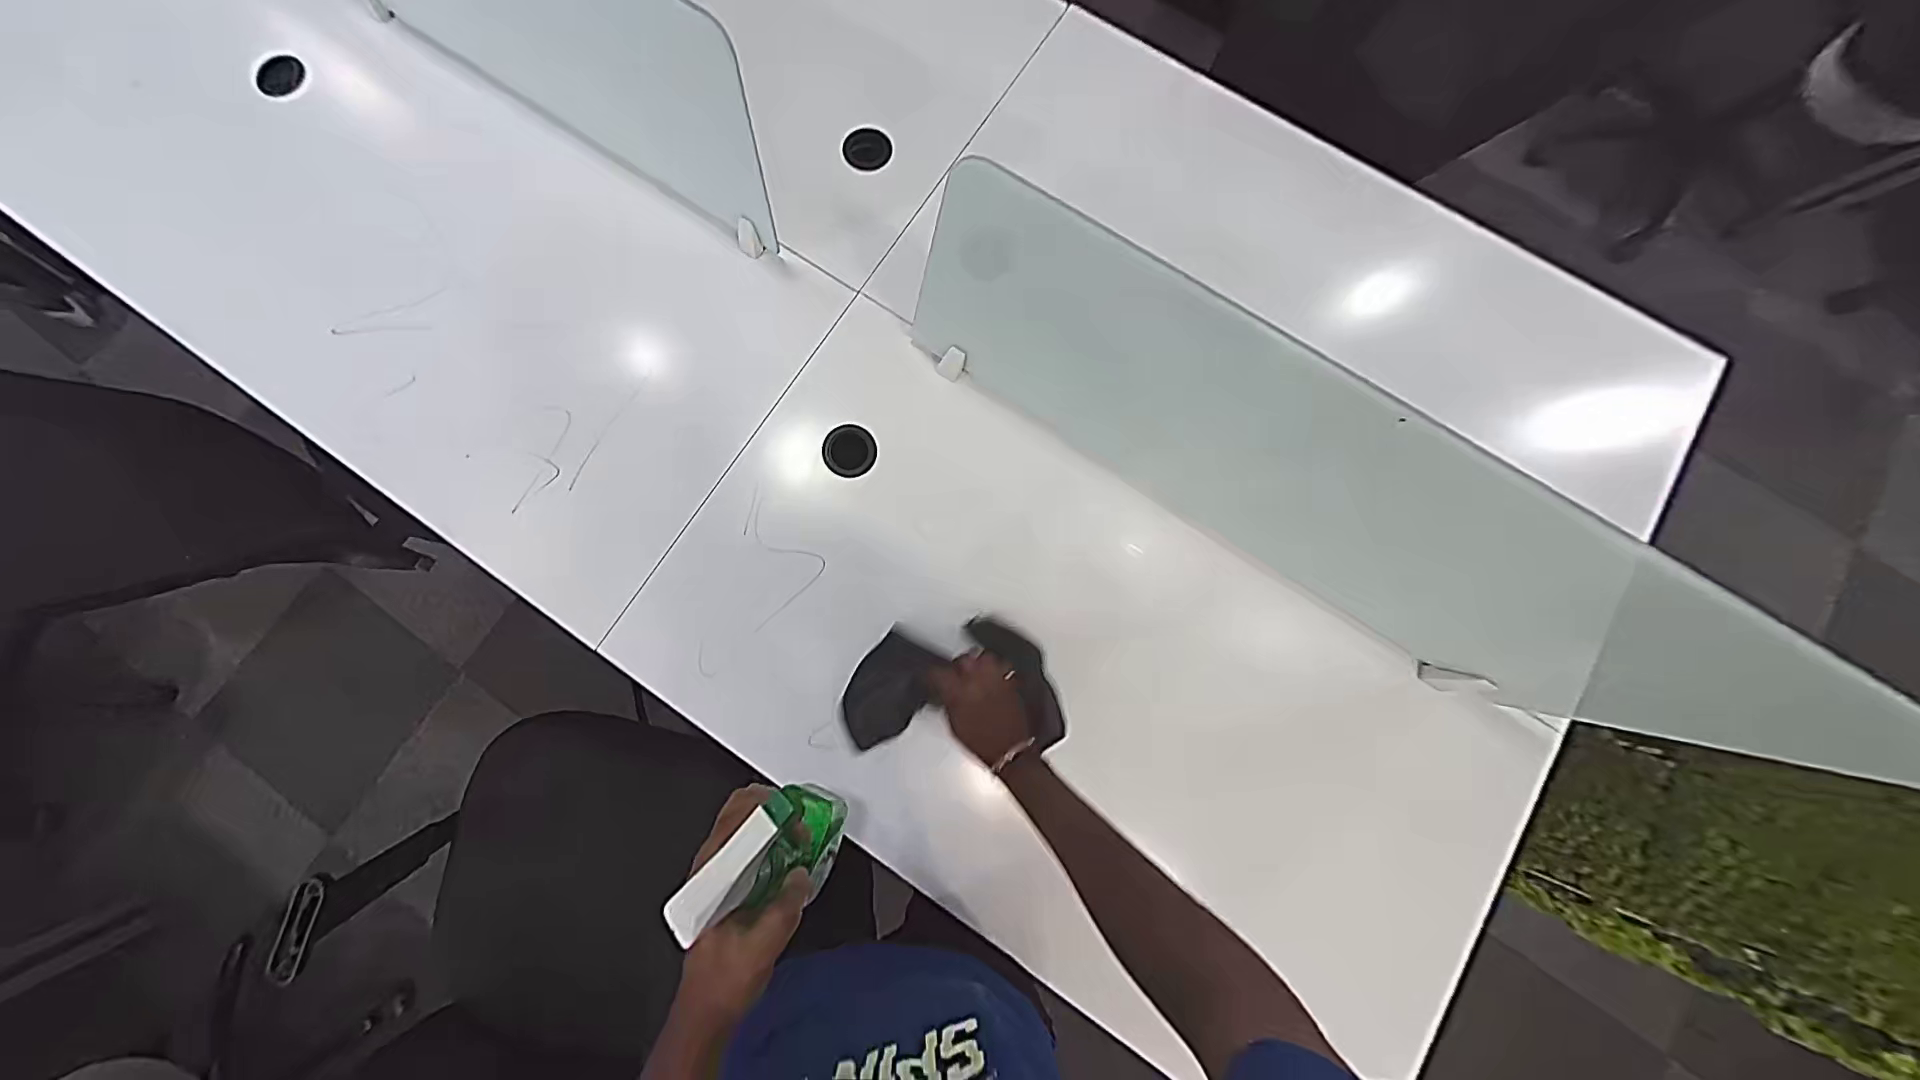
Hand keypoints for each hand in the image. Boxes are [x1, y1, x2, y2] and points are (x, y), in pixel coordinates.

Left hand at [674, 786, 810, 1028]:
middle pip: (734, 813)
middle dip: (768, 806)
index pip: (735, 821)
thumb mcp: (765, 944)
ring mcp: (712, 874)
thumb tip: (800, 875)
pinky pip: (742, 844)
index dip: (767, 811)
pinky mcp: (721, 884)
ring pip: (738, 826)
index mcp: (710, 877)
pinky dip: (765, 837)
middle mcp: (707, 869)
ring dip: (768, 820)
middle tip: (795, 816)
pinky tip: (784, 852)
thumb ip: (786, 906)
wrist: (705, 1010)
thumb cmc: (724, 981)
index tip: (793, 817)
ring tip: (794, 830)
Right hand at [927, 651, 1032, 768]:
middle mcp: (977, 682)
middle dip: (957, 664)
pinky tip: (992, 677)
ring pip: (983, 657)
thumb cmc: (982, 744)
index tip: (932, 676)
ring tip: (975, 671)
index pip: (938, 672)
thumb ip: (948, 703)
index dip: (932, 674)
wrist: (1008, 751)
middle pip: (963, 659)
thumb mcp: (953, 725)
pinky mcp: (1010, 683)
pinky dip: (995, 669)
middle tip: (955, 672)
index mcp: (957, 692)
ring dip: (978, 662)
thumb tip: (945, 693)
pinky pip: (1001, 667)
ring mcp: (995, 680)